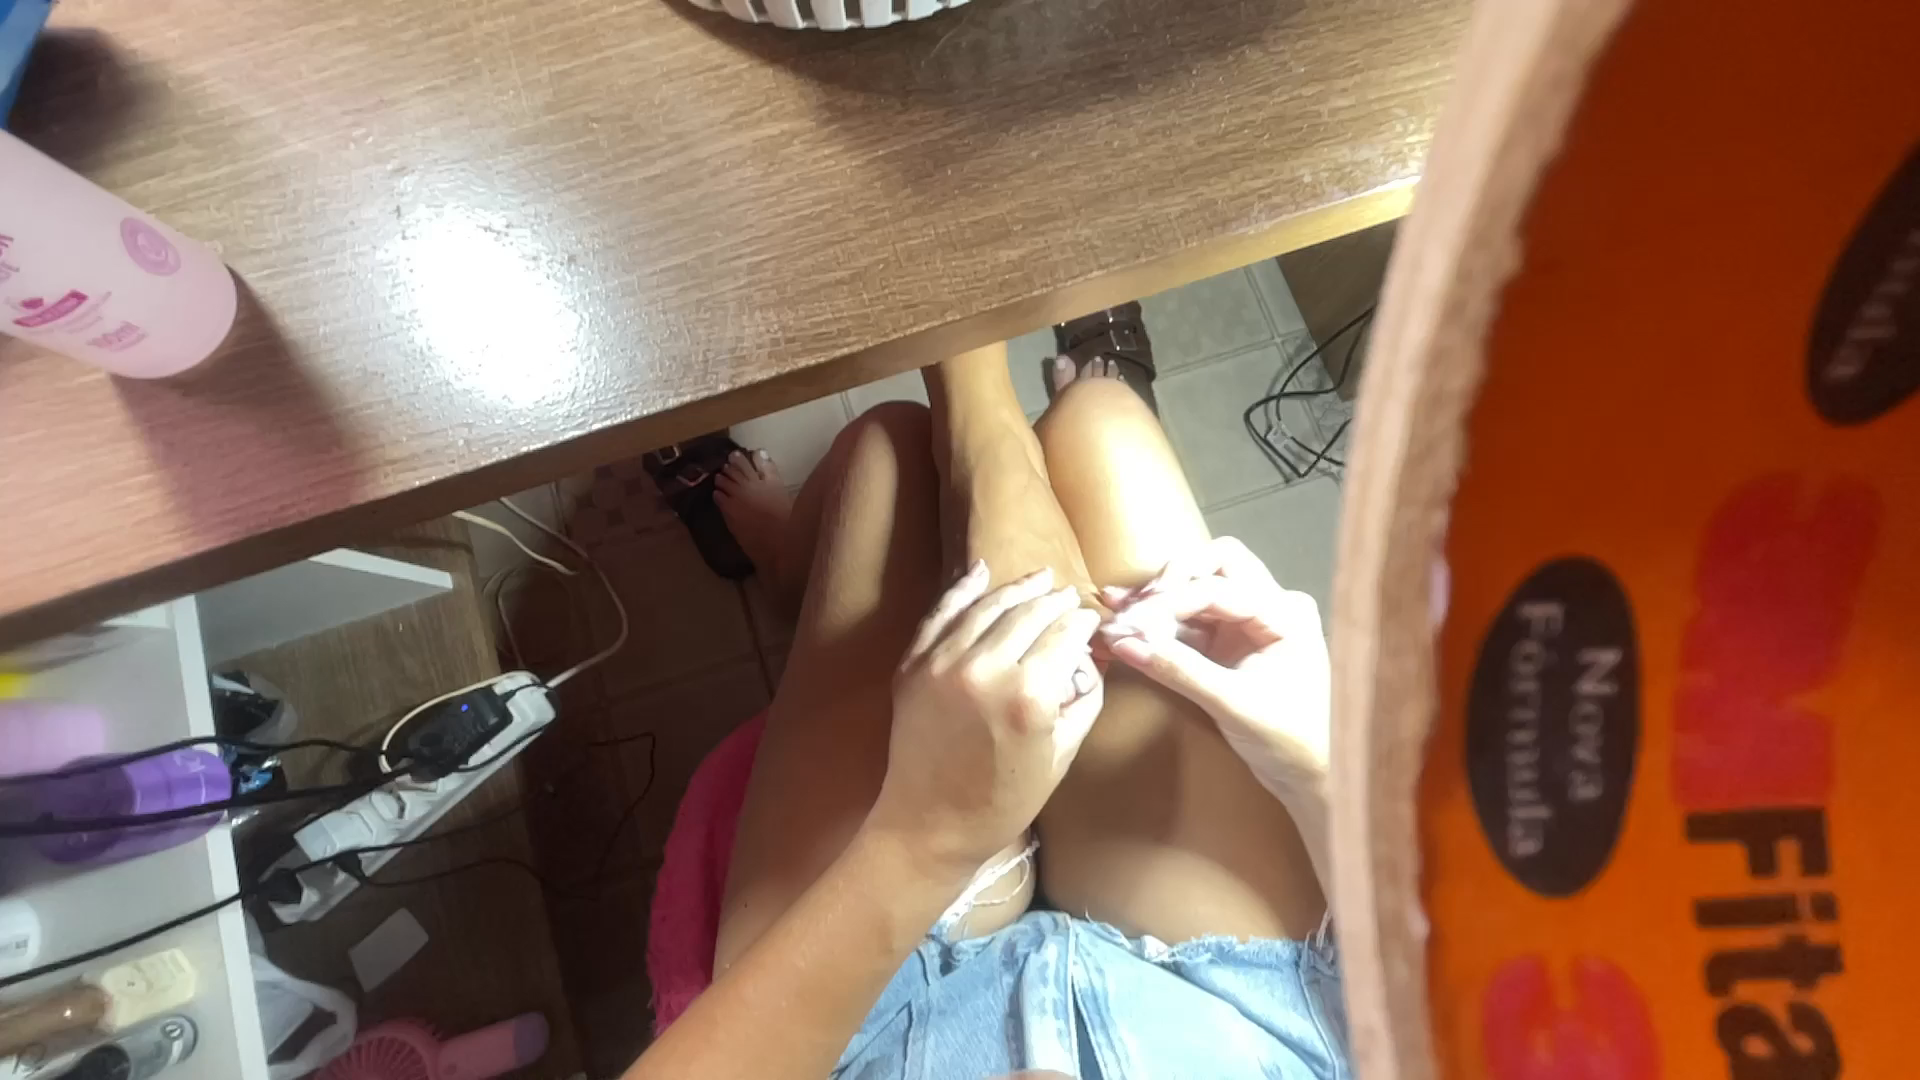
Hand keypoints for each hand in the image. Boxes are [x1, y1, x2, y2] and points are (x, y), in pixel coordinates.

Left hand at [868, 561, 1104, 874]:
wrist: (930, 824)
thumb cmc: (1004, 799)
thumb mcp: (1061, 754)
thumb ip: (1083, 698)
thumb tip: (1087, 656)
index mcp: (1029, 695)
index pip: (1064, 635)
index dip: (1082, 622)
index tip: (1090, 617)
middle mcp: (985, 668)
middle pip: (1029, 613)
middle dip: (1055, 600)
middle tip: (1069, 594)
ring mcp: (943, 662)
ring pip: (987, 606)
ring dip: (1017, 589)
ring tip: (1039, 579)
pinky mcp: (913, 664)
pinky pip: (941, 615)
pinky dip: (962, 590)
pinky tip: (981, 571)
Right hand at [1098, 536, 1329, 803]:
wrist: (1312, 779)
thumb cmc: (1291, 741)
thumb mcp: (1233, 705)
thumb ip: (1178, 670)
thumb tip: (1124, 643)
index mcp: (1284, 613)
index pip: (1216, 588)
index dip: (1168, 602)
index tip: (1130, 623)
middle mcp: (1267, 605)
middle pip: (1212, 565)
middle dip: (1169, 581)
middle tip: (1133, 609)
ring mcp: (1245, 622)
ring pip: (1195, 587)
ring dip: (1156, 598)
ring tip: (1116, 610)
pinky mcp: (1225, 642)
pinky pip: (1186, 618)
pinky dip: (1156, 620)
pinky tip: (1124, 620)